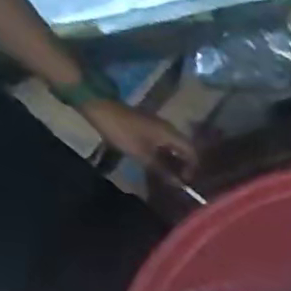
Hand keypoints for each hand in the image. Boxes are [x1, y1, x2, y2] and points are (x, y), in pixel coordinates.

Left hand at [78, 98, 198, 177]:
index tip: (184, 181)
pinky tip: (155, 163)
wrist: (98, 107)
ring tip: (166, 174)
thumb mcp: (143, 154)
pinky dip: (162, 154)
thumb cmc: (122, 131)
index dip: (192, 168)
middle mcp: (168, 129)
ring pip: (172, 147)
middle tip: (176, 180)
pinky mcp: (146, 126)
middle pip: (183, 150)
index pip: (192, 153)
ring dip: (172, 161)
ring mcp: (157, 126)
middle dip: (183, 166)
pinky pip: (161, 143)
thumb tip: (178, 184)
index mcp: (171, 134)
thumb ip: (162, 170)